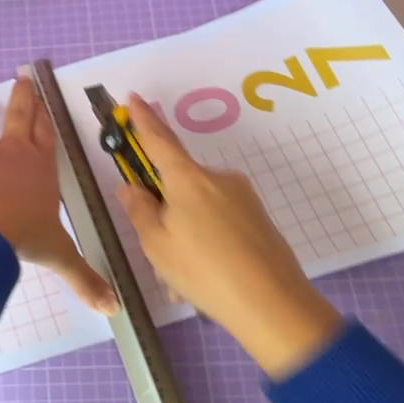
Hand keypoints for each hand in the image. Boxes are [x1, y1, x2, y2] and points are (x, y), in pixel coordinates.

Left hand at [0, 76, 117, 314]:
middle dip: (23, 97)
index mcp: (42, 170)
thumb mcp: (59, 255)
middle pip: (21, 118)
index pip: (48, 138)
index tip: (47, 99)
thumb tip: (113, 309)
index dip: (47, 118)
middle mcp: (15, 153)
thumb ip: (85, 279)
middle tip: (23, 76)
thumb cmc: (24, 237)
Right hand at [116, 95, 342, 377]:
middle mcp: (217, 178)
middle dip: (163, 209)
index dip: (142, 120)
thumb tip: (131, 187)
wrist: (272, 304)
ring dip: (184, 233)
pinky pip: (219, 222)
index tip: (132, 99)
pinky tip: (206, 276)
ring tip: (182, 276)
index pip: (159, 140)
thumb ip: (139, 210)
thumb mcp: (156, 244)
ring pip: (198, 208)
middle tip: (158, 249)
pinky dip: (206, 243)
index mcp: (188, 178)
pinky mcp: (258, 218)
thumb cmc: (203, 270)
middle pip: (178, 183)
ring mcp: (242, 197)